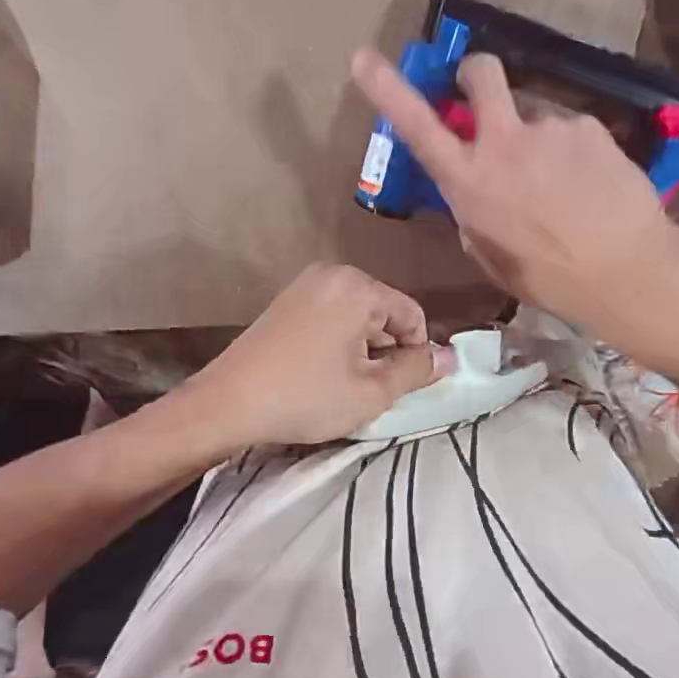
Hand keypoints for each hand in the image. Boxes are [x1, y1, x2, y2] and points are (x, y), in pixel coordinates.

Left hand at [168, 263, 454, 447]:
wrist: (228, 404)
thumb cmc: (305, 398)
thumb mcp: (371, 392)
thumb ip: (416, 371)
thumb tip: (450, 358)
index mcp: (357, 286)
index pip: (411, 315)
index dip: (418, 353)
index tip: (407, 388)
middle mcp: (331, 273)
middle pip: (382, 312)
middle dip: (387, 351)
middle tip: (376, 391)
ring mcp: (302, 286)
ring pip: (354, 317)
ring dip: (362, 350)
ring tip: (348, 388)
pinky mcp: (283, 304)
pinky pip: (328, 319)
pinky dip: (337, 344)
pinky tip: (324, 376)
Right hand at [350, 47, 678, 323]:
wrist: (623, 269)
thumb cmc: (544, 277)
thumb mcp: (487, 255)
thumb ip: (471, 215)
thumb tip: (471, 194)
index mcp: (468, 183)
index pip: (418, 127)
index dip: (387, 90)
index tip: (363, 59)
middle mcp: (503, 144)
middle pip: (482, 74)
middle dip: (474, 74)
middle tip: (478, 89)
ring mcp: (549, 127)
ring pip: (530, 111)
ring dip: (531, 133)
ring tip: (554, 179)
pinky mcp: (589, 125)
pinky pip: (565, 127)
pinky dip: (566, 148)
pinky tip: (582, 182)